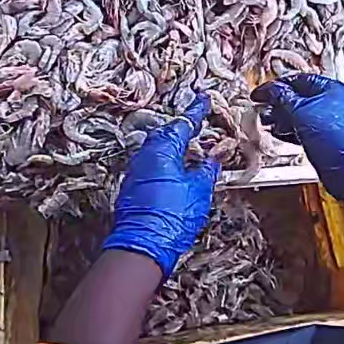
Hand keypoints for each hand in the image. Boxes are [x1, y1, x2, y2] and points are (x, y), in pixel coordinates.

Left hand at [102, 94, 219, 277]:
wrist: (143, 244)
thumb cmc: (171, 217)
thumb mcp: (199, 191)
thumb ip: (207, 170)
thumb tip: (212, 160)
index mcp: (163, 149)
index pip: (183, 123)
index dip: (196, 111)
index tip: (203, 99)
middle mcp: (145, 156)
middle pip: (166, 134)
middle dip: (182, 129)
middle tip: (196, 125)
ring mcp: (135, 171)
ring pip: (156, 150)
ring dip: (172, 148)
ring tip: (188, 150)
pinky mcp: (131, 186)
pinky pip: (150, 166)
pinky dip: (164, 163)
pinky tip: (174, 172)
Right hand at [250, 74, 343, 201]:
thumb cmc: (339, 140)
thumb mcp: (302, 112)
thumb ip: (283, 98)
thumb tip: (271, 90)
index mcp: (330, 89)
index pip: (297, 80)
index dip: (276, 85)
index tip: (260, 93)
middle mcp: (331, 104)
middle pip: (297, 98)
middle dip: (277, 103)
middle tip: (262, 107)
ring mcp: (328, 123)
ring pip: (298, 115)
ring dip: (281, 118)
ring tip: (267, 121)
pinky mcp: (324, 141)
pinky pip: (302, 131)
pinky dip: (289, 131)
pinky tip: (279, 134)